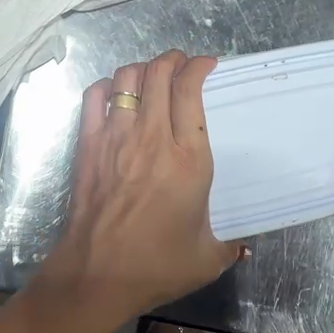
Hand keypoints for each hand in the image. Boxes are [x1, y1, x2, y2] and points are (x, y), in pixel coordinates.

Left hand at [0, 52, 240, 332]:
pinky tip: (115, 92)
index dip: (198, 67)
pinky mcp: (88, 142)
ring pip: (127, 78)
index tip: (206, 64)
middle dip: (173, 59)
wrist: (98, 273)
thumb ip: (230, 245)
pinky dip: (107, 85)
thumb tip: (245, 245)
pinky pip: (94, 96)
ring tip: (151, 74)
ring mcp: (116, 135)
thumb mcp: (207, 259)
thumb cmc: (157, 265)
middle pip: (159, 74)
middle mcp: (153, 136)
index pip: (190, 90)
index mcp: (188, 158)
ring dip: (143, 68)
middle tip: (181, 63)